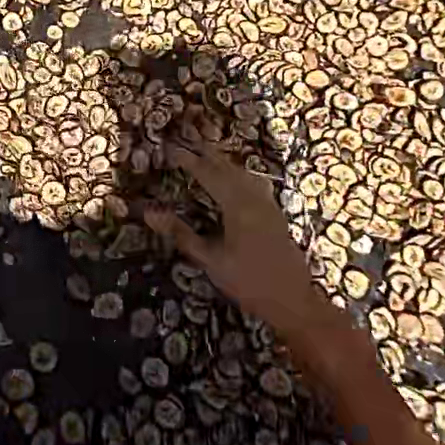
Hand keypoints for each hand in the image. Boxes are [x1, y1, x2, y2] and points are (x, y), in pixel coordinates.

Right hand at [153, 120, 328, 333]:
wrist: (295, 303)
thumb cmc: (249, 282)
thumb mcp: (209, 260)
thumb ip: (181, 234)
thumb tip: (149, 213)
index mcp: (237, 206)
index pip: (208, 174)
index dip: (188, 160)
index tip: (170, 148)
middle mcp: (254, 200)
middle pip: (228, 168)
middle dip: (207, 154)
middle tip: (187, 141)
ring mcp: (268, 207)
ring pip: (243, 174)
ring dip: (223, 162)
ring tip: (207, 154)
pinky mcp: (275, 216)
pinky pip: (253, 184)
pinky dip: (238, 174)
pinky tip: (237, 180)